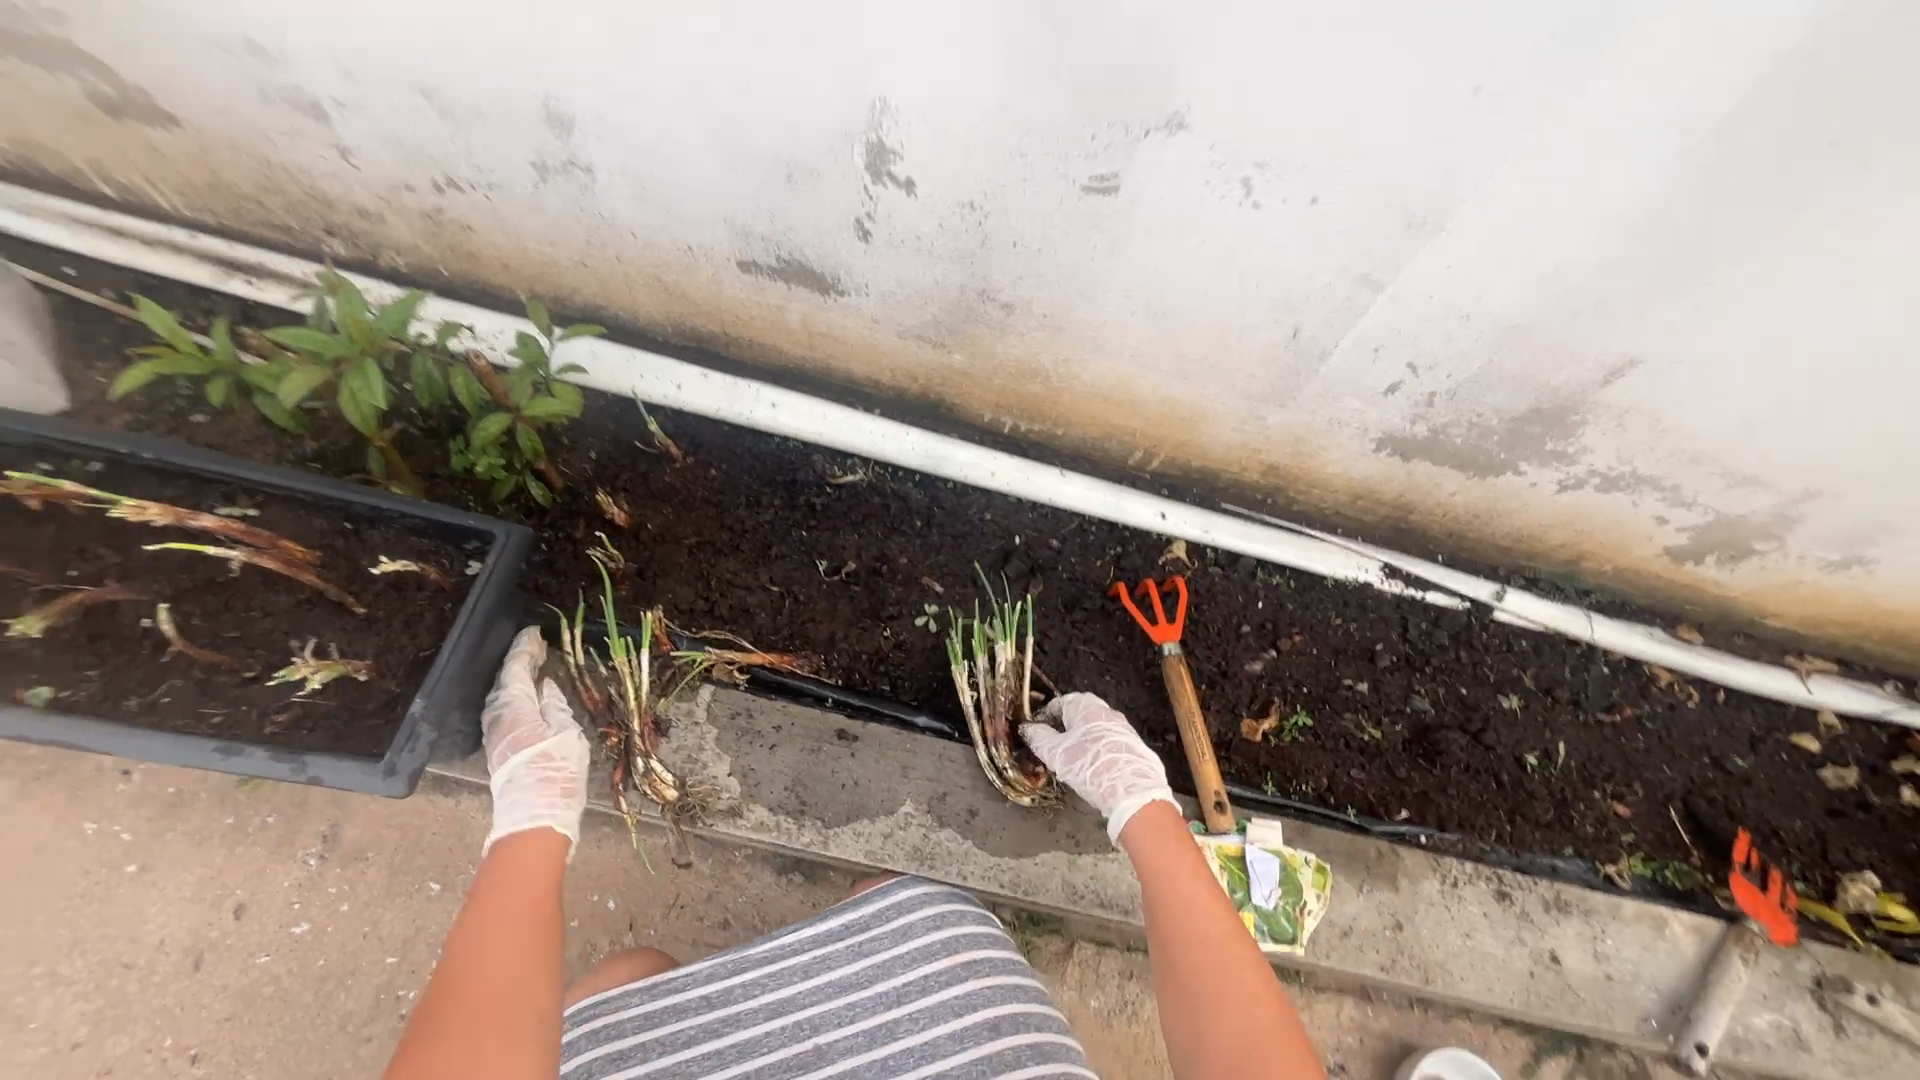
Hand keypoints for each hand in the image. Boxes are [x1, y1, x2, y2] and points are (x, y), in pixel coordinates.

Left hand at [480, 626, 590, 857]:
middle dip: (520, 661)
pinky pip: (504, 710)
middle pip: (505, 681)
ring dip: (516, 679)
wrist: (535, 815)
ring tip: (534, 667)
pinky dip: (515, 696)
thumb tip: (546, 686)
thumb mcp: (566, 732)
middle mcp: (497, 717)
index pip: (515, 669)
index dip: (523, 648)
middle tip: (537, 647)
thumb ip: (554, 705)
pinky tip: (529, 696)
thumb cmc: (555, 771)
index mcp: (514, 707)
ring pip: (502, 697)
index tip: (533, 633)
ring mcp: (495, 733)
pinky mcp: (499, 747)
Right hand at [1022, 692, 1178, 843]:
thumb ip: (1038, 737)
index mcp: (1086, 706)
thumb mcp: (1055, 752)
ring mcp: (1123, 729)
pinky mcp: (1134, 747)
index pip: (1059, 703)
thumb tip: (1027, 728)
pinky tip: (1094, 770)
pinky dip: (1098, 752)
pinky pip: (1109, 744)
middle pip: (1078, 716)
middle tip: (1053, 749)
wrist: (1132, 792)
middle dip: (1064, 730)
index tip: (1037, 734)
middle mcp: (1107, 711)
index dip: (1044, 718)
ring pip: (1094, 731)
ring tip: (1072, 762)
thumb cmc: (1089, 766)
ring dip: (1081, 742)